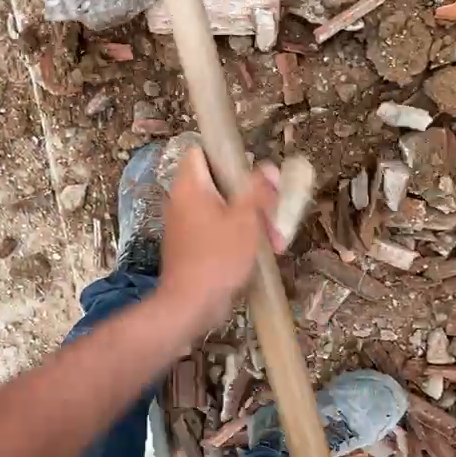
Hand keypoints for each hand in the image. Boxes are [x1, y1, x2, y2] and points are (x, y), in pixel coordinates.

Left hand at [154, 148, 281, 339]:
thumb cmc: (217, 257)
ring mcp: (184, 225)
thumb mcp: (246, 219)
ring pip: (222, 209)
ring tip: (274, 239)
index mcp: (190, 186)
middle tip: (272, 210)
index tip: (250, 168)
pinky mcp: (191, 246)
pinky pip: (217, 230)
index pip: (200, 152)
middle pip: (218, 183)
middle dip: (250, 195)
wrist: (190, 304)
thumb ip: (258, 190)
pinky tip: (260, 251)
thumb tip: (268, 168)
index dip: (225, 154)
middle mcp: (181, 201)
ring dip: (249, 220)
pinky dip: (237, 236)